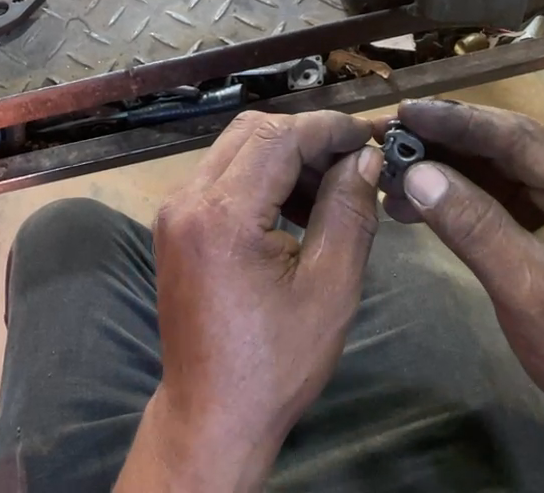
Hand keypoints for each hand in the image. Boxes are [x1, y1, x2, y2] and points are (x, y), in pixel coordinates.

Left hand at [116, 111, 381, 491]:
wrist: (211, 413)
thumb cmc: (276, 363)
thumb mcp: (328, 288)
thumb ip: (348, 212)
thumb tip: (364, 158)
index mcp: (222, 214)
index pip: (279, 137)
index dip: (328, 129)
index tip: (368, 136)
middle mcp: (188, 198)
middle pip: (252, 132)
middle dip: (306, 137)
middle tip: (353, 161)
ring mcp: (175, 209)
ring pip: (235, 148)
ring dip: (283, 155)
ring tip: (331, 188)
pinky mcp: (175, 223)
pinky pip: (221, 176)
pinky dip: (260, 177)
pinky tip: (295, 206)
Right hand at [386, 100, 543, 491]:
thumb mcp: (526, 288)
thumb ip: (472, 225)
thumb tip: (414, 173)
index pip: (519, 138)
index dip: (457, 121)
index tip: (404, 112)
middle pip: (503, 144)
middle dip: (441, 138)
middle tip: (384, 131)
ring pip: (492, 166)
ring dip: (440, 165)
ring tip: (386, 167)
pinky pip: (493, 193)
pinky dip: (452, 193)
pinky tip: (411, 199)